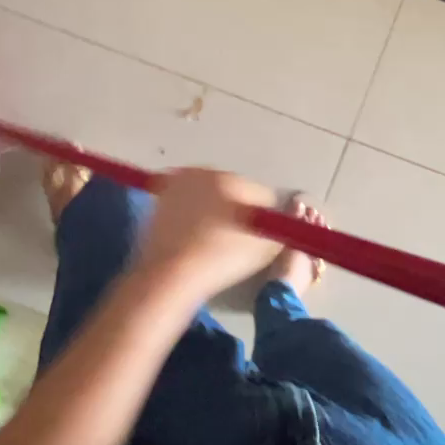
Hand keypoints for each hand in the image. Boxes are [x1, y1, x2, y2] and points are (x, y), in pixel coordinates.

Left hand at [136, 169, 277, 298]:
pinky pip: (185, 200)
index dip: (264, 218)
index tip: (259, 237)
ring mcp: (179, 181)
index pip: (262, 195)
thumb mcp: (264, 248)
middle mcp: (206, 171)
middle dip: (237, 208)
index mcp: (234, 180)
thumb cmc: (221, 259)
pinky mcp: (160, 194)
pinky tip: (190, 233)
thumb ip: (281, 229)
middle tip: (234, 239)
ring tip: (210, 238)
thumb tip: (284, 221)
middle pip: (233, 189)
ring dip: (213, 207)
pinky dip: (190, 210)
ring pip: (208, 192)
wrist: (171, 272)